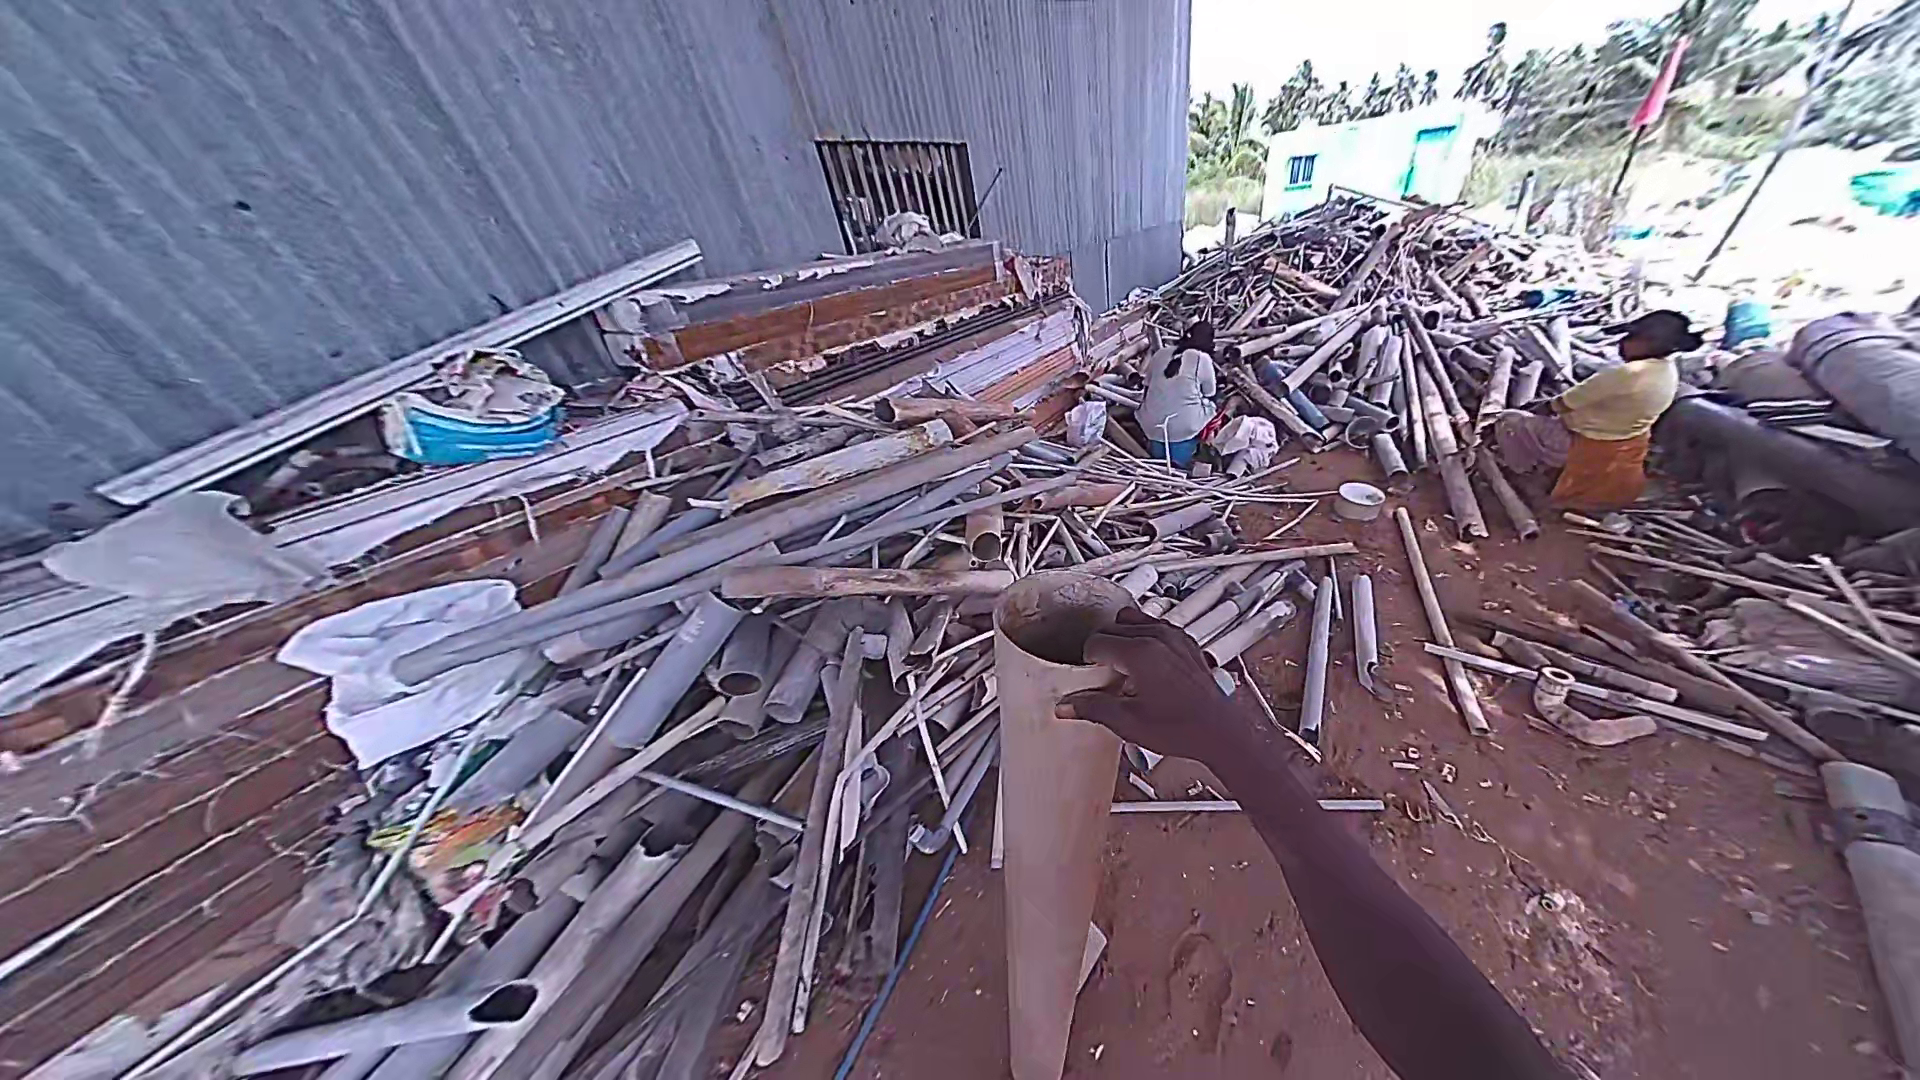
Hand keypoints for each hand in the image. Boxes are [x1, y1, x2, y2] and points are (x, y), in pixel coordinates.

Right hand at [1060, 608, 1262, 766]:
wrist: (1221, 735)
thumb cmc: (1183, 729)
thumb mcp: (1128, 723)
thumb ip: (1092, 708)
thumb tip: (1065, 705)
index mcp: (1139, 652)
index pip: (1096, 642)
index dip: (1087, 660)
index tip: (1089, 676)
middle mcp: (1157, 637)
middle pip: (1112, 627)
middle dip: (1102, 648)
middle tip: (1102, 673)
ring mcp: (1175, 637)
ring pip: (1133, 619)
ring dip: (1122, 636)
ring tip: (1121, 663)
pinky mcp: (1187, 643)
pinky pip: (1155, 625)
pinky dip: (1143, 635)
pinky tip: (1144, 661)